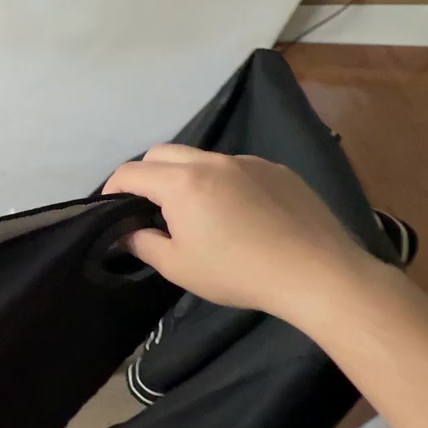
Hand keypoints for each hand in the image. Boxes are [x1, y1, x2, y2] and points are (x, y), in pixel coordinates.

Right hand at [101, 144, 390, 321]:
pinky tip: (235, 212)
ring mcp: (249, 163)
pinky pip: (235, 167)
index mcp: (181, 183)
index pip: (130, 172)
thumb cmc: (237, 272)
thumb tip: (127, 232)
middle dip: (145, 174)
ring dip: (184, 176)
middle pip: (162, 153)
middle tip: (147, 206)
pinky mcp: (278, 171)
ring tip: (193, 209)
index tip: (110, 209)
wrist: (318, 274)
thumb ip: (142, 243)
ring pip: (200, 158)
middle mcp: (212, 162)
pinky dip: (221, 181)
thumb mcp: (176, 266)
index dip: (112, 188)